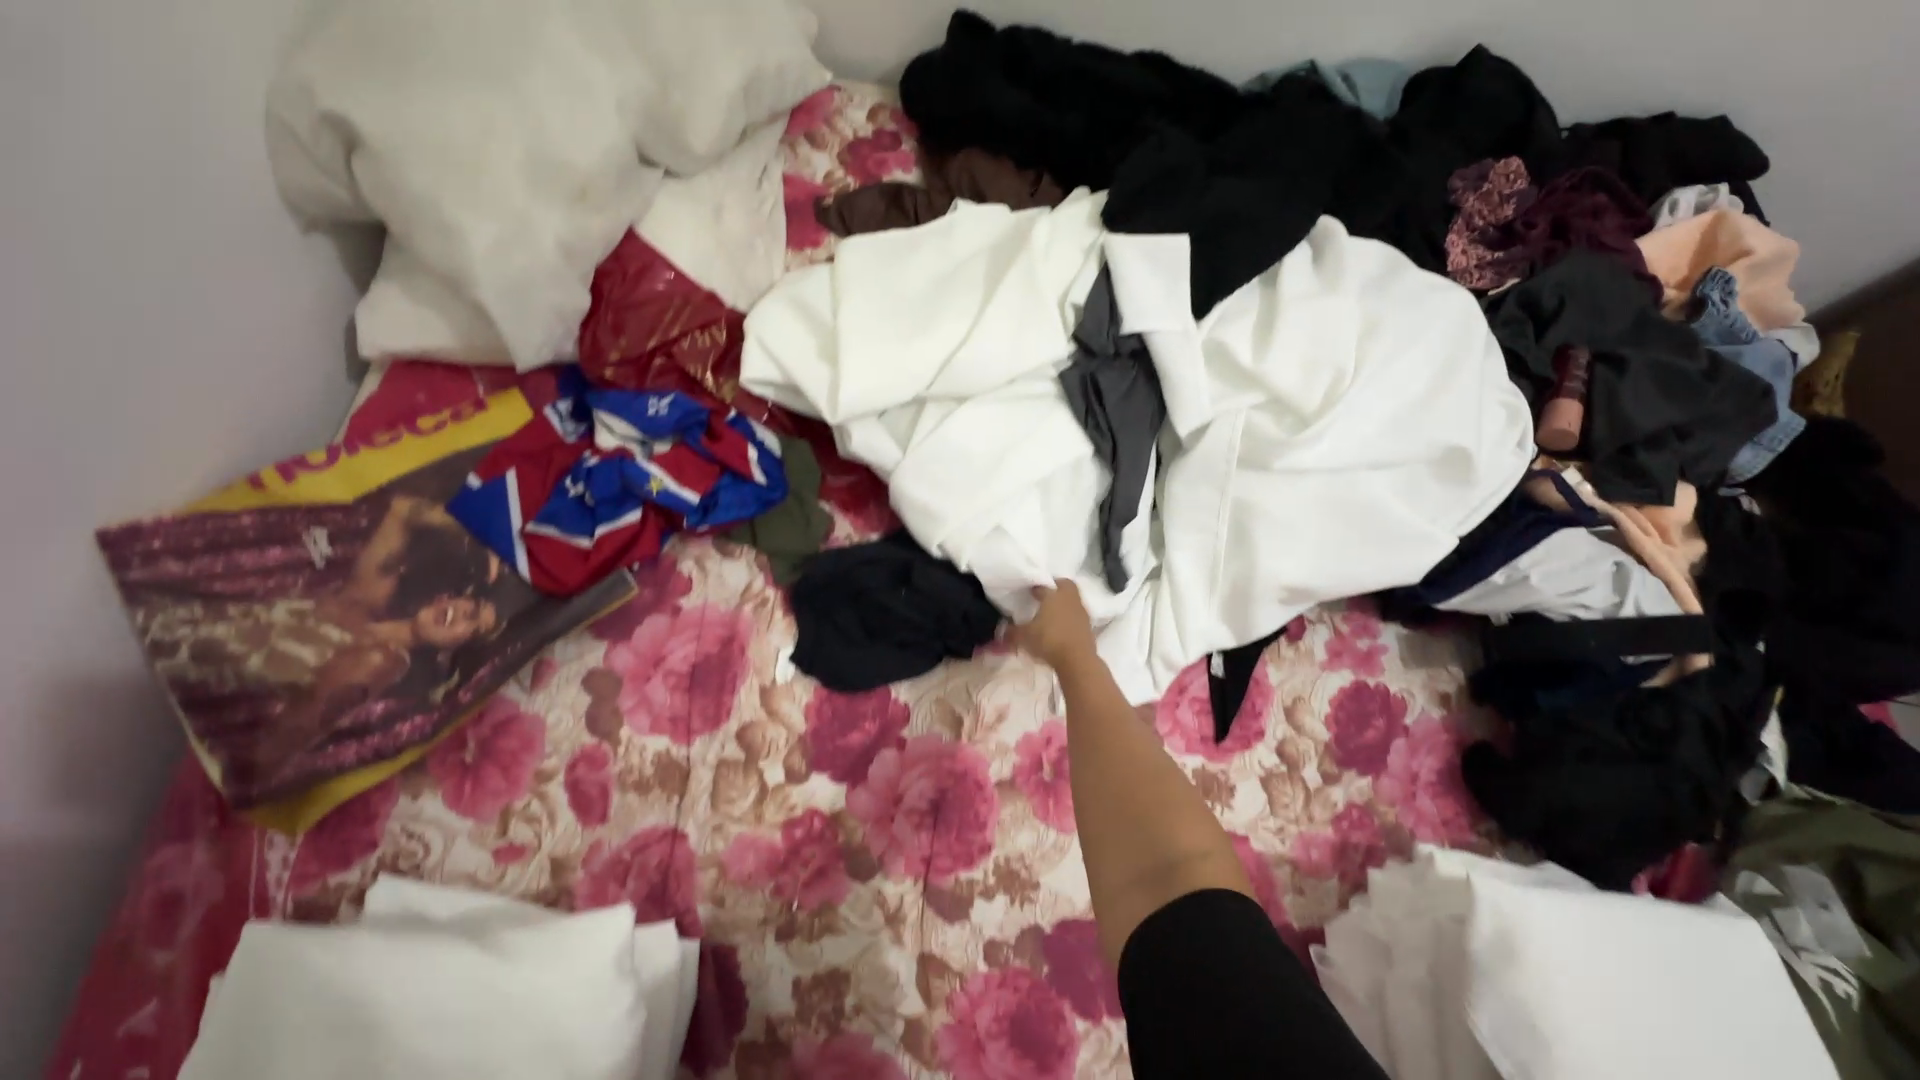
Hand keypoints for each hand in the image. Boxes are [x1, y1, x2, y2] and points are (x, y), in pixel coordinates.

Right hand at [1011, 580, 1098, 671]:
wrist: (1077, 660)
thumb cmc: (1048, 641)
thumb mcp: (1024, 637)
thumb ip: (1011, 632)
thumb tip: (1001, 630)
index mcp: (1052, 595)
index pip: (1042, 586)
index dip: (1034, 588)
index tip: (1028, 593)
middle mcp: (1069, 599)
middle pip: (1064, 585)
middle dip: (1055, 587)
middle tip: (1045, 596)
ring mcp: (1081, 612)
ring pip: (1073, 600)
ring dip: (1064, 604)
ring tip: (1052, 614)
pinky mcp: (1089, 626)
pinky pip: (1077, 616)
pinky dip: (1070, 618)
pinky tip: (1061, 628)